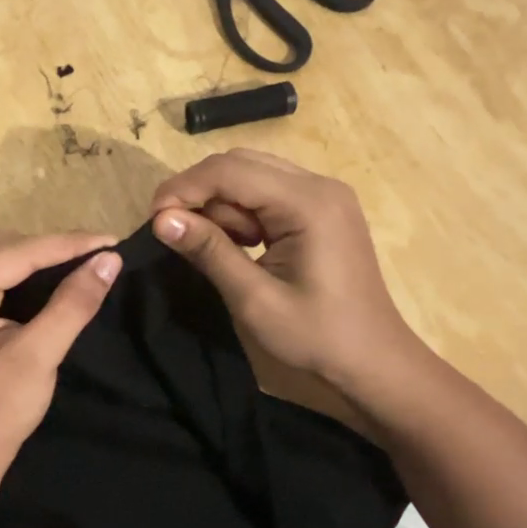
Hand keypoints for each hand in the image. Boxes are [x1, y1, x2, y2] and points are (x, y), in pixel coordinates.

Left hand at [0, 231, 121, 490]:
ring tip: (84, 260)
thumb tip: (109, 260)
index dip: (67, 244)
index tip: (113, 240)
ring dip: (38, 257)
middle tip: (102, 252)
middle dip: (52, 247)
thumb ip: (71, 305)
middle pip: (2, 247)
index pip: (16, 253)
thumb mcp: (37, 358)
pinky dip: (22, 273)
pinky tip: (52, 277)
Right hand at [150, 149, 419, 383]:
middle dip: (199, 193)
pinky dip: (241, 212)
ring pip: (250, 176)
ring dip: (221, 205)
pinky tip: (241, 245)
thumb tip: (160, 219)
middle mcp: (319, 186)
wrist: (373, 363)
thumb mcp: (254, 299)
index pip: (230, 171)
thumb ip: (209, 252)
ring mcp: (323, 196)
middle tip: (174, 233)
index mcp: (309, 203)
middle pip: (239, 164)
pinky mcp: (321, 210)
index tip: (153, 221)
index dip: (184, 188)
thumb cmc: (316, 337)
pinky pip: (267, 193)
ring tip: (217, 248)